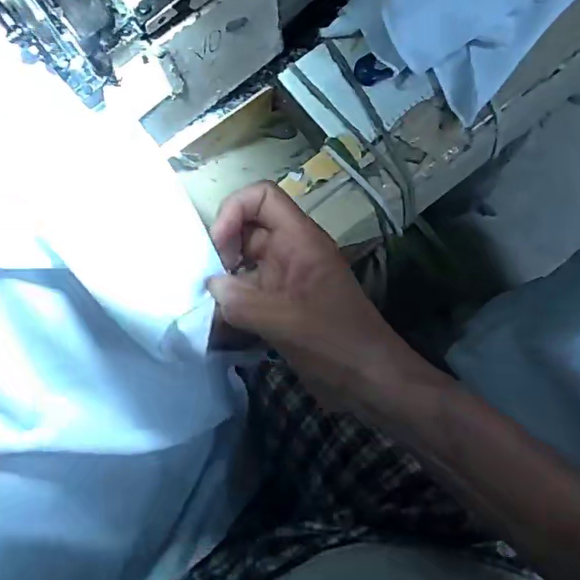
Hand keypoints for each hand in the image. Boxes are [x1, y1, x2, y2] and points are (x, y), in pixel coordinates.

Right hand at [207, 182, 432, 412]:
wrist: (371, 383)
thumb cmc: (335, 342)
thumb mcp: (285, 321)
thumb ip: (240, 301)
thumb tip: (211, 286)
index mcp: (299, 239)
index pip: (261, 197)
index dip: (233, 210)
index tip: (218, 247)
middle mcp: (291, 251)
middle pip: (246, 228)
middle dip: (222, 248)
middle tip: (209, 281)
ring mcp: (286, 278)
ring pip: (244, 262)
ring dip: (223, 279)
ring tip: (208, 305)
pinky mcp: (281, 304)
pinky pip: (248, 290)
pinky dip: (231, 302)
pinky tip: (217, 326)